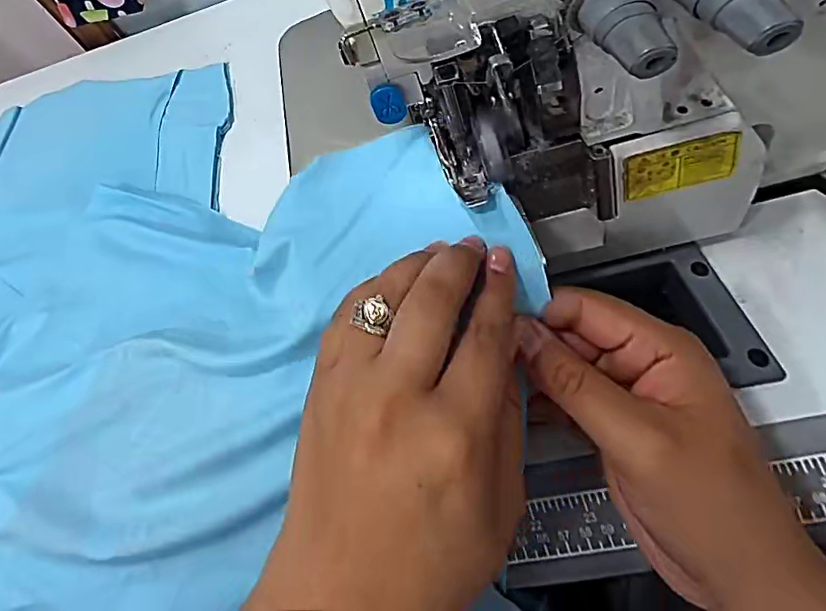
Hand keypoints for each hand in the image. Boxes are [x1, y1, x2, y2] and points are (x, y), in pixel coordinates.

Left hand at [246, 240, 523, 610]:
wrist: (339, 585)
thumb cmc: (430, 557)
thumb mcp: (499, 504)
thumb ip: (505, 419)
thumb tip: (502, 346)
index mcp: (453, 432)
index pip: (484, 336)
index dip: (499, 291)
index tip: (505, 265)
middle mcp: (397, 395)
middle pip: (433, 300)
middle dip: (459, 263)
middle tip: (473, 248)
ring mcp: (350, 382)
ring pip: (384, 294)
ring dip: (416, 264)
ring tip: (438, 252)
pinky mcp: (320, 380)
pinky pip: (347, 312)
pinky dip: (373, 286)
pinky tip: (393, 280)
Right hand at [517, 288, 825, 610]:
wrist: (745, 583)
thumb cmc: (723, 515)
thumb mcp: (640, 440)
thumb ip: (576, 382)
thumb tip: (527, 335)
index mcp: (663, 349)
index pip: (585, 306)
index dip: (539, 311)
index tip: (497, 321)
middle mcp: (643, 364)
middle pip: (570, 332)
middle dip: (530, 342)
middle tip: (489, 355)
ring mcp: (626, 395)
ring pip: (563, 363)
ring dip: (532, 370)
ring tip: (495, 378)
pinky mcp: (613, 424)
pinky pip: (567, 395)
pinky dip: (542, 399)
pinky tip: (517, 405)